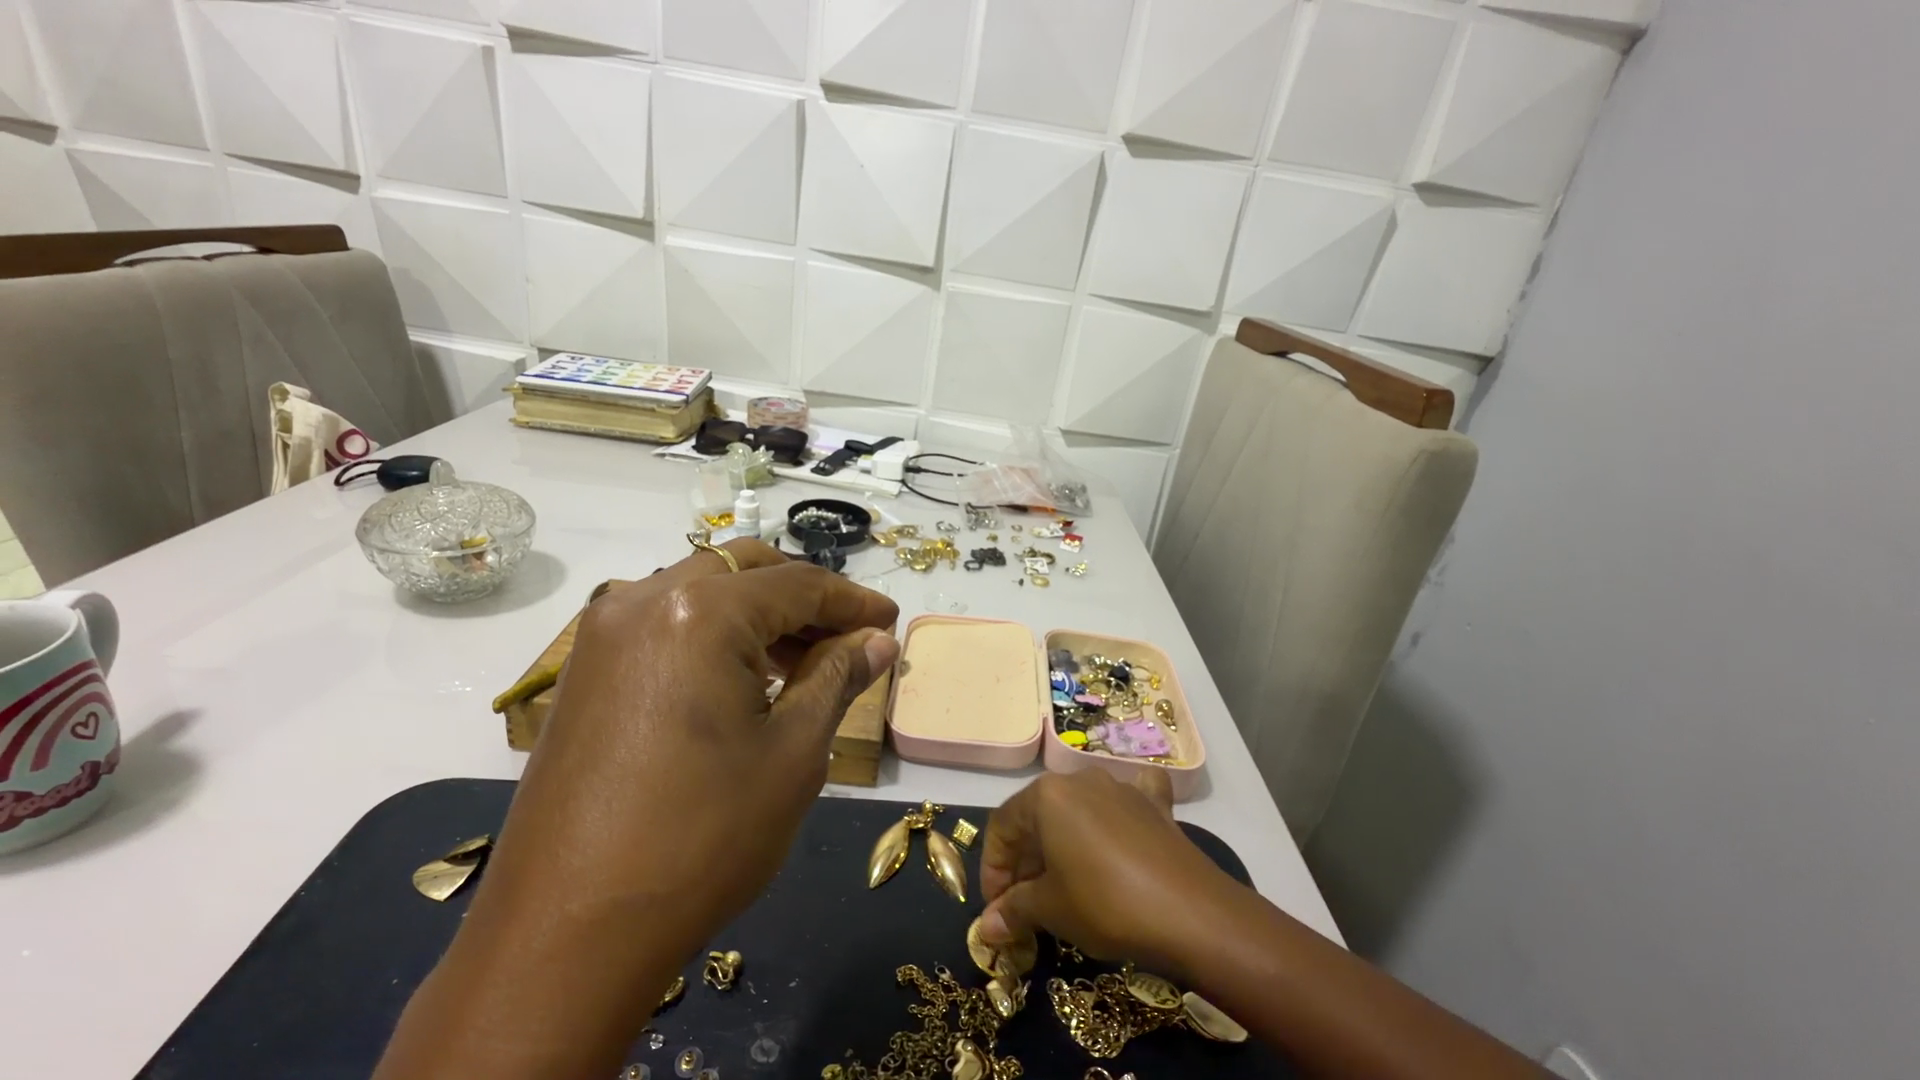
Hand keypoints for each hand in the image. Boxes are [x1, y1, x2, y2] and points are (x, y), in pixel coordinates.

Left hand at [476, 538, 899, 952]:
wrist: (570, 928)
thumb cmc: (702, 836)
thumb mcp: (793, 754)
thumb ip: (837, 680)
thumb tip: (876, 641)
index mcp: (699, 611)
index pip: (796, 584)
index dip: (852, 600)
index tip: (891, 621)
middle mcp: (640, 601)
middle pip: (743, 572)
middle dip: (803, 598)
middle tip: (849, 638)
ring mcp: (601, 636)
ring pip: (699, 594)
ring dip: (756, 616)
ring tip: (803, 664)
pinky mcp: (582, 674)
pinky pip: (662, 628)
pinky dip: (711, 637)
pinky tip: (741, 683)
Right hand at [976, 768, 1239, 978]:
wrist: (1191, 913)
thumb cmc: (1106, 903)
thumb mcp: (1050, 909)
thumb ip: (1013, 910)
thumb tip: (986, 927)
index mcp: (1047, 795)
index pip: (1003, 827)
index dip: (992, 870)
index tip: (996, 908)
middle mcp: (1081, 780)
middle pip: (1039, 817)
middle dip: (1026, 861)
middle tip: (1024, 906)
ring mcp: (1122, 788)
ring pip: (1078, 812)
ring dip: (1062, 846)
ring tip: (1062, 888)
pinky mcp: (1156, 805)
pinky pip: (1126, 804)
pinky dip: (1114, 818)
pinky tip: (1118, 833)